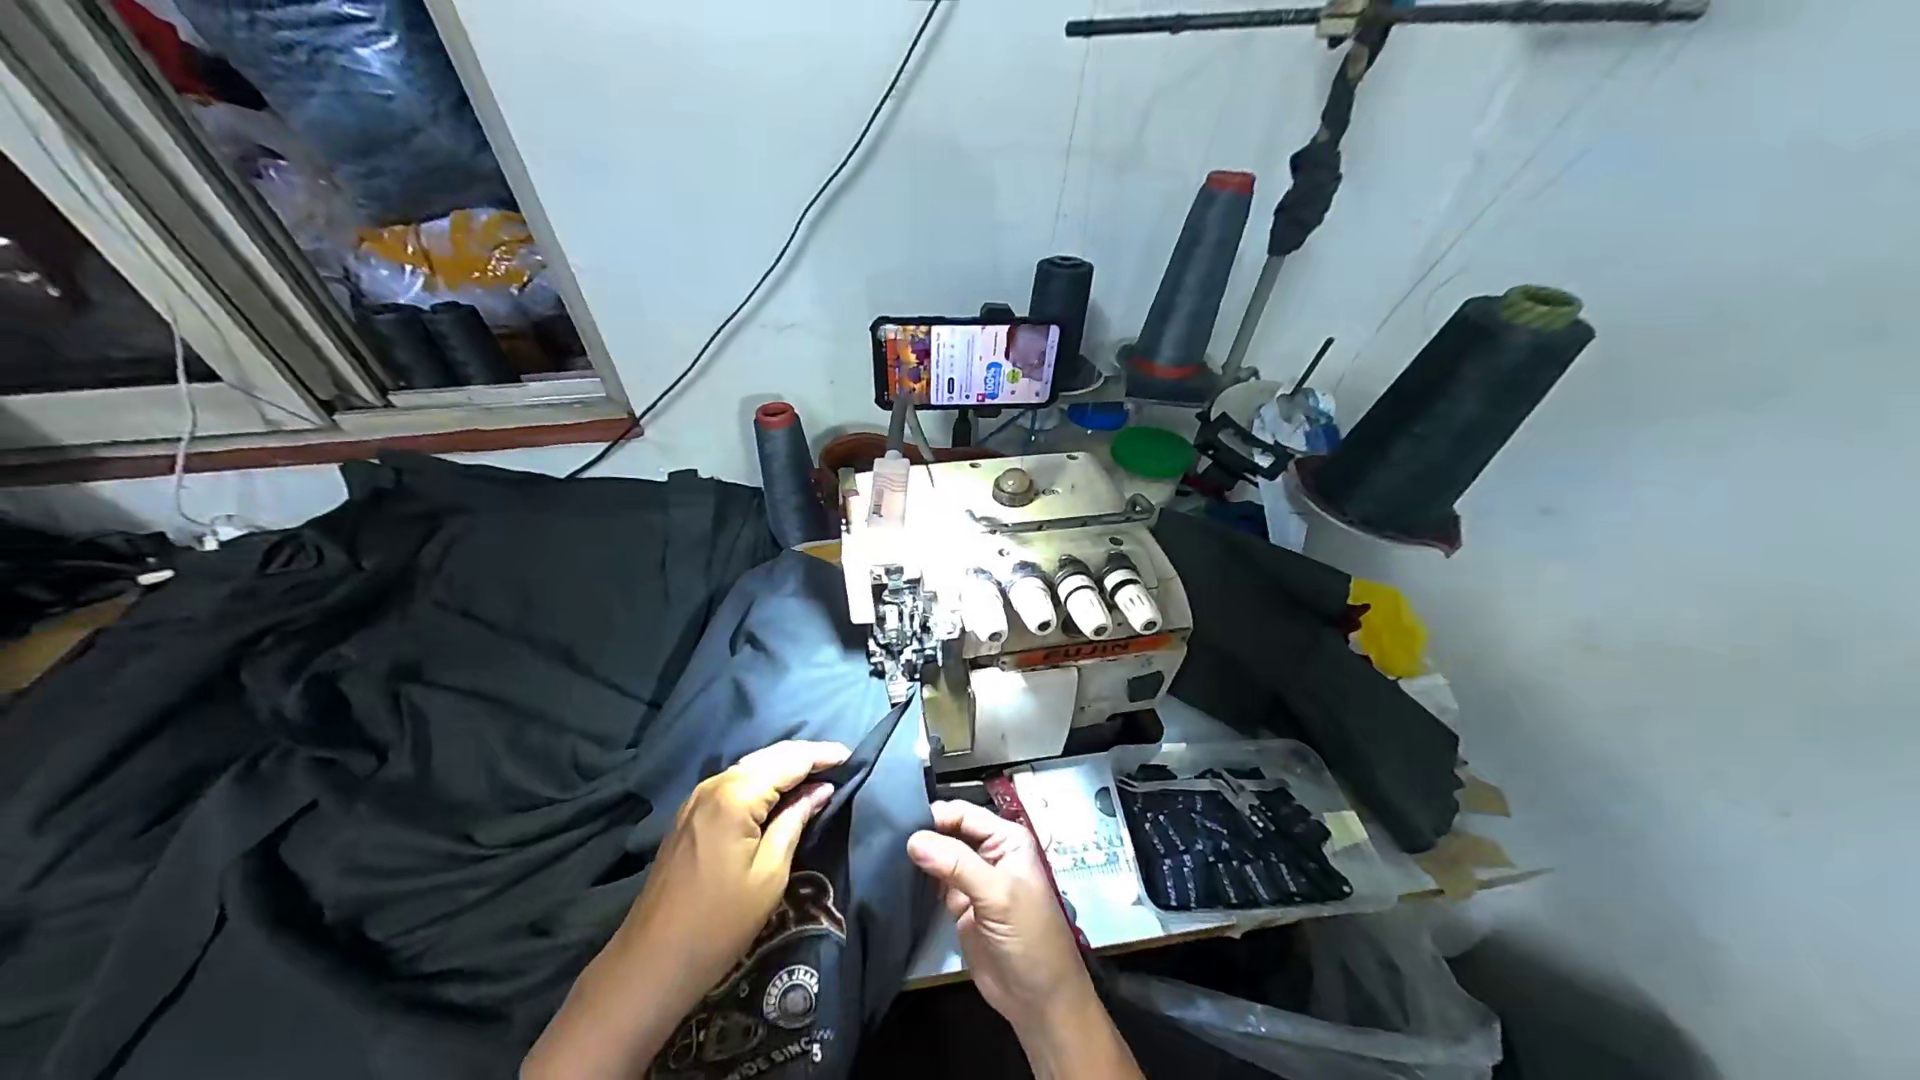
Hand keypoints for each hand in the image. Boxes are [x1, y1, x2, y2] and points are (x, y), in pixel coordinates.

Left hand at [524, 740, 848, 1079]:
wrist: (652, 961)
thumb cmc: (720, 921)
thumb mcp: (770, 873)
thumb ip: (795, 821)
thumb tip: (820, 790)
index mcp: (735, 796)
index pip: (788, 761)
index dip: (821, 756)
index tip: (851, 757)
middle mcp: (713, 786)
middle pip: (767, 758)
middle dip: (803, 756)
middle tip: (837, 762)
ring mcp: (696, 800)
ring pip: (749, 768)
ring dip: (782, 767)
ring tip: (815, 773)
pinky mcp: (689, 816)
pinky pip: (734, 784)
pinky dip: (761, 781)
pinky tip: (778, 791)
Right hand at [907, 801, 1142, 1073]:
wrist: (1038, 1000)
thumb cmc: (1029, 938)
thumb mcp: (997, 895)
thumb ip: (957, 864)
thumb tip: (914, 839)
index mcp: (1007, 839)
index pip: (964, 814)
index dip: (936, 817)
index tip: (901, 826)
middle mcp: (990, 853)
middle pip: (950, 831)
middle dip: (924, 835)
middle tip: (887, 839)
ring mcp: (973, 879)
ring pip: (939, 856)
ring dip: (919, 856)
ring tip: (886, 854)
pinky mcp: (960, 904)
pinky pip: (935, 882)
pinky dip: (919, 879)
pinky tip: (897, 875)